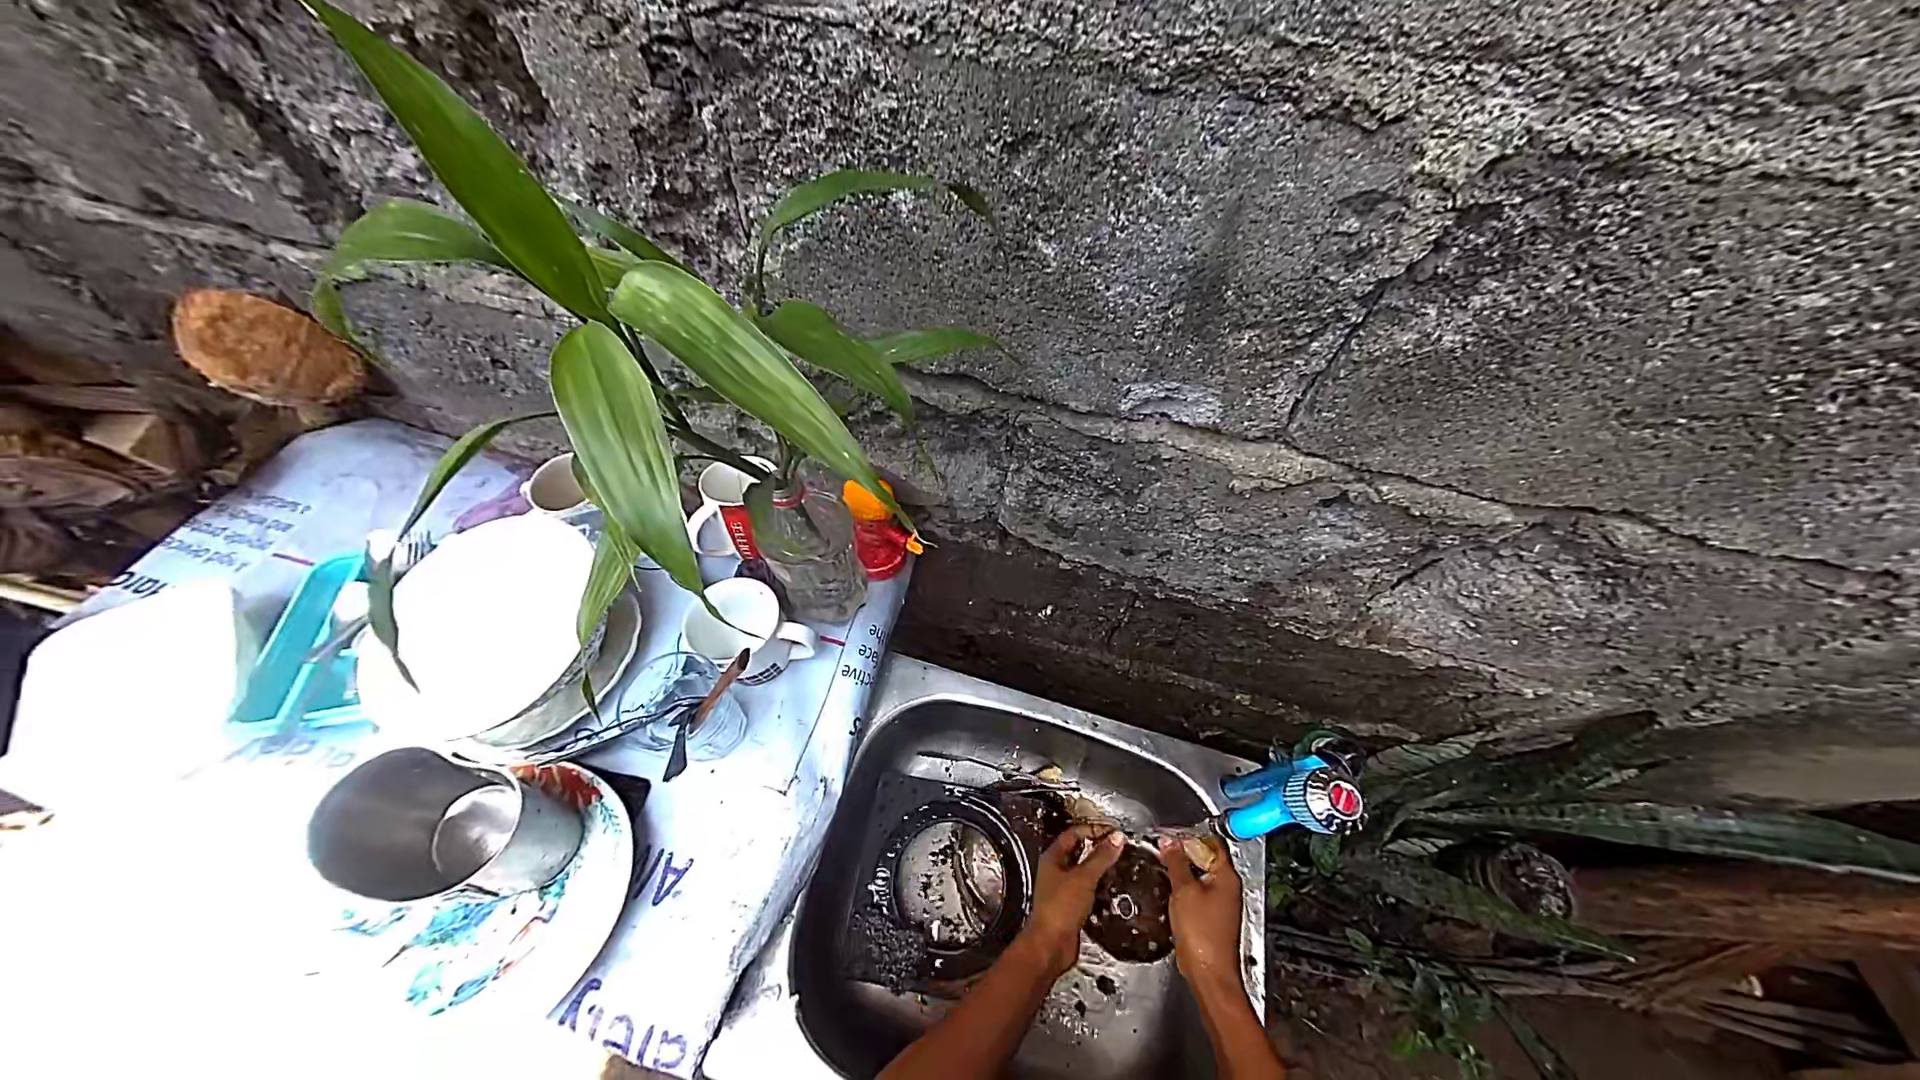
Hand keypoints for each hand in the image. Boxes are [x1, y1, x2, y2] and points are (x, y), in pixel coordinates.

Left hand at [1018, 824, 1125, 977]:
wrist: (1051, 945)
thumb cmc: (1061, 908)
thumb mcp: (1084, 878)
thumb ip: (1101, 857)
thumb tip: (1117, 837)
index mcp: (1053, 857)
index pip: (1074, 833)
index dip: (1093, 829)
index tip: (1113, 832)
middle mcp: (1055, 870)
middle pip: (1078, 850)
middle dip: (1098, 847)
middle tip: (1119, 846)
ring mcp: (1062, 888)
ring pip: (1083, 870)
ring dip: (1099, 866)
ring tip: (1120, 863)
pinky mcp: (1070, 905)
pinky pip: (1086, 888)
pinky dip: (1098, 885)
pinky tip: (1112, 887)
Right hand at [1157, 834, 1244, 986]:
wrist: (1208, 973)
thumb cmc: (1202, 935)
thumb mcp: (1183, 890)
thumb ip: (1176, 863)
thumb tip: (1170, 842)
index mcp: (1226, 876)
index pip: (1211, 842)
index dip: (1190, 834)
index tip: (1170, 834)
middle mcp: (1228, 887)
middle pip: (1206, 857)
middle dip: (1184, 851)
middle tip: (1163, 848)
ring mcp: (1221, 902)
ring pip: (1200, 874)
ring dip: (1183, 869)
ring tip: (1163, 865)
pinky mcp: (1211, 915)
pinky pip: (1197, 891)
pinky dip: (1184, 886)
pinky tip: (1169, 888)